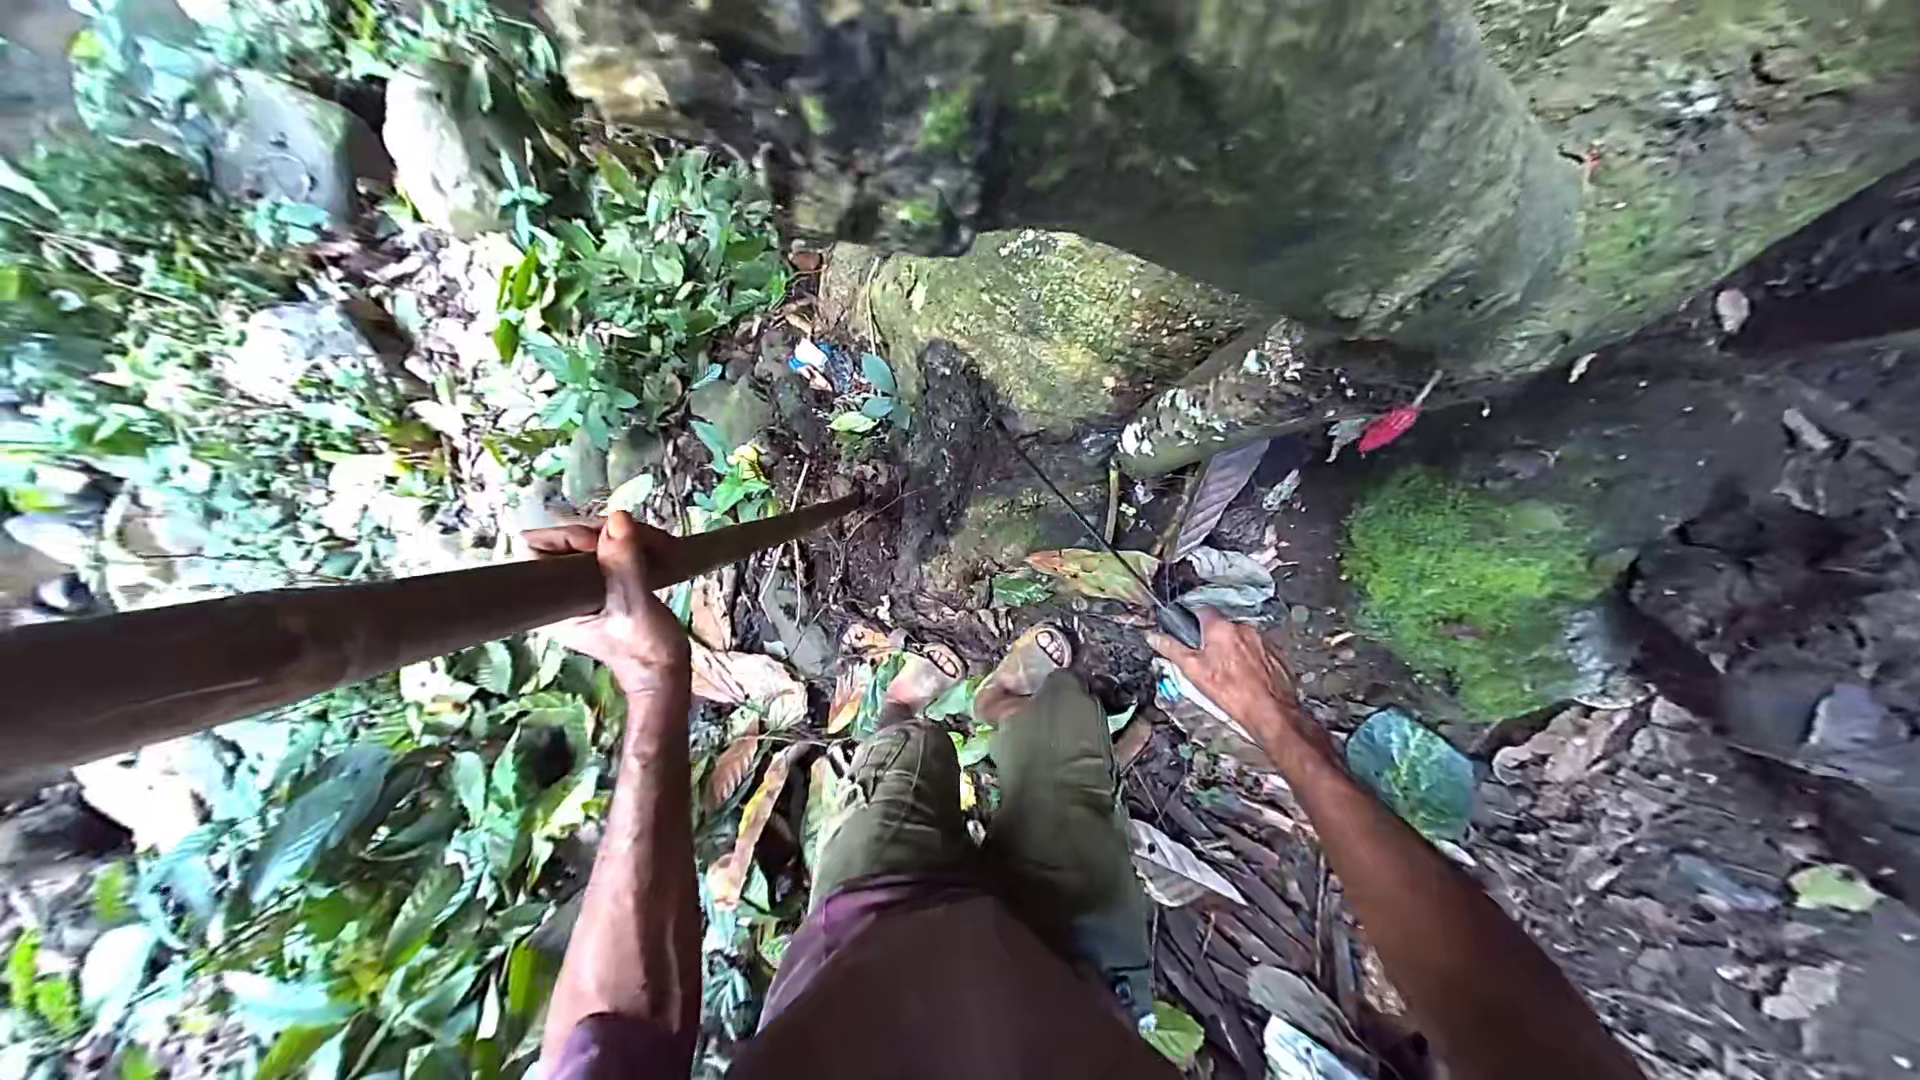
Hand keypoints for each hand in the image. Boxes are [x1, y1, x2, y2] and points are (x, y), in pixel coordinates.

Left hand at [524, 511, 690, 694]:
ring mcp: (588, 585)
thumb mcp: (634, 606)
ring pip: (600, 540)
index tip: (606, 546)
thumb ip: (624, 563)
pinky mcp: (610, 583)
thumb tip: (618, 518)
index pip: (536, 547)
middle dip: (612, 534)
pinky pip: (618, 550)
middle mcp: (563, 589)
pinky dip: (641, 546)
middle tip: (649, 544)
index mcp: (552, 598)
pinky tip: (664, 553)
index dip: (569, 537)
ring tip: (664, 550)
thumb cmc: (645, 649)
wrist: (666, 673)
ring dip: (635, 538)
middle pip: (573, 537)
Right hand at [1147, 608, 1322, 756]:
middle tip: (1207, 662)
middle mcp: (1244, 629)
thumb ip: (1171, 649)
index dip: (1193, 621)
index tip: (1190, 633)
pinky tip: (1244, 679)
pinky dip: (1249, 661)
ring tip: (1227, 675)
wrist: (1270, 712)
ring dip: (1232, 652)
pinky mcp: (1276, 655)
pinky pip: (1257, 652)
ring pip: (1240, 640)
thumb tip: (1155, 637)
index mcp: (1220, 628)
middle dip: (1213, 641)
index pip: (1202, 611)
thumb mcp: (1192, 670)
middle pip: (1222, 628)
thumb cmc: (1233, 692)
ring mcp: (1263, 641)